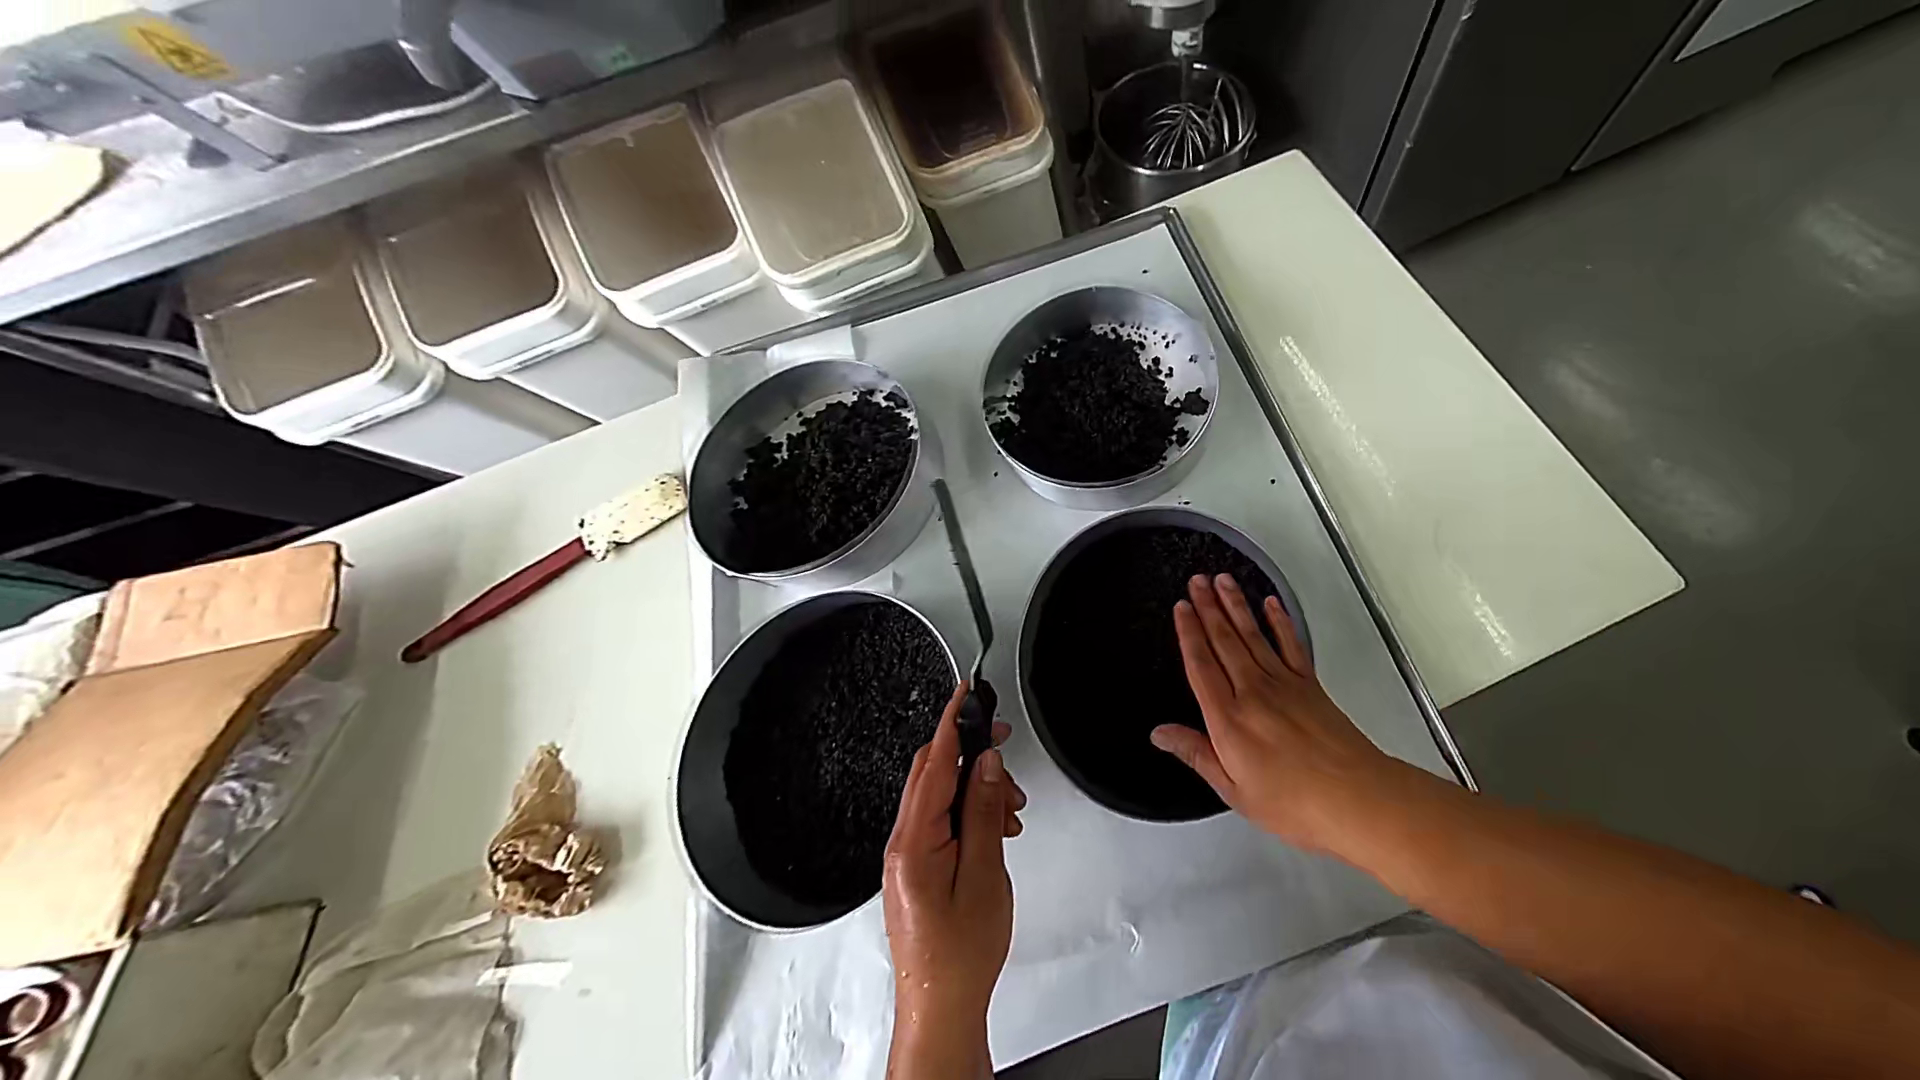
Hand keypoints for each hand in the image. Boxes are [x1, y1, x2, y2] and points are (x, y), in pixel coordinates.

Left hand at [883, 683, 1025, 1078]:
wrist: (942, 1005)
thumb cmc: (961, 954)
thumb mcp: (985, 874)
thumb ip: (983, 812)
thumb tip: (988, 764)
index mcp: (915, 840)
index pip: (935, 762)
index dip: (953, 722)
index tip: (965, 694)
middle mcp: (903, 841)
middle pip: (934, 772)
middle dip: (972, 755)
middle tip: (1003, 747)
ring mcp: (907, 853)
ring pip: (940, 795)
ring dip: (976, 790)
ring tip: (1010, 812)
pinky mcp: (916, 863)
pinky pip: (940, 819)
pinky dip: (968, 812)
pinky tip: (994, 828)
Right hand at [1151, 574, 1407, 857]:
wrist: (1361, 801)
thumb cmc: (1298, 802)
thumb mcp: (1234, 790)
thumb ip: (1196, 754)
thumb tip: (1160, 734)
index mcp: (1229, 719)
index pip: (1201, 664)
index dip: (1188, 632)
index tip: (1181, 608)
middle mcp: (1254, 693)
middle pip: (1225, 640)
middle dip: (1208, 607)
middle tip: (1197, 580)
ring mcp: (1285, 685)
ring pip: (1253, 635)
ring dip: (1236, 605)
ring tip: (1222, 580)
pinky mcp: (1311, 687)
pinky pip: (1291, 645)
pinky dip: (1280, 622)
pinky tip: (1270, 604)